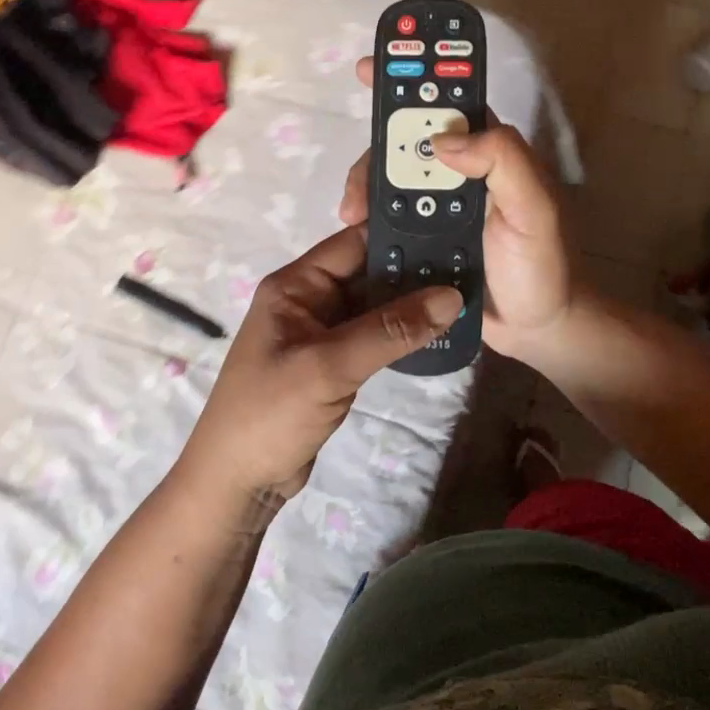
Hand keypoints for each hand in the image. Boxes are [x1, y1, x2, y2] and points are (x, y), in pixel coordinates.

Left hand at [180, 223, 463, 504]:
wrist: (237, 482)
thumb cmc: (270, 414)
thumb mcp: (330, 367)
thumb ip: (390, 330)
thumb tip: (452, 296)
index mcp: (295, 286)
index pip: (354, 242)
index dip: (400, 233)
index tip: (452, 227)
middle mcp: (308, 301)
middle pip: (369, 271)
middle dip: (415, 268)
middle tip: (472, 262)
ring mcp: (321, 334)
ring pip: (376, 305)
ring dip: (414, 302)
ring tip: (468, 291)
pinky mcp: (333, 363)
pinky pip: (375, 336)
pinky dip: (404, 332)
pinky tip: (441, 330)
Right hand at [339, 57, 571, 359]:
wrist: (537, 331)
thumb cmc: (544, 268)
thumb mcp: (535, 208)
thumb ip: (504, 162)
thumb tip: (443, 139)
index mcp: (490, 153)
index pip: (449, 103)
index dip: (413, 76)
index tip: (372, 68)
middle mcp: (460, 172)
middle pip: (406, 140)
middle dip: (376, 146)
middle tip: (357, 179)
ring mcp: (437, 207)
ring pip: (389, 178)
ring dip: (365, 186)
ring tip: (353, 214)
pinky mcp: (420, 239)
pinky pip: (385, 217)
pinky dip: (367, 219)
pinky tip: (355, 230)